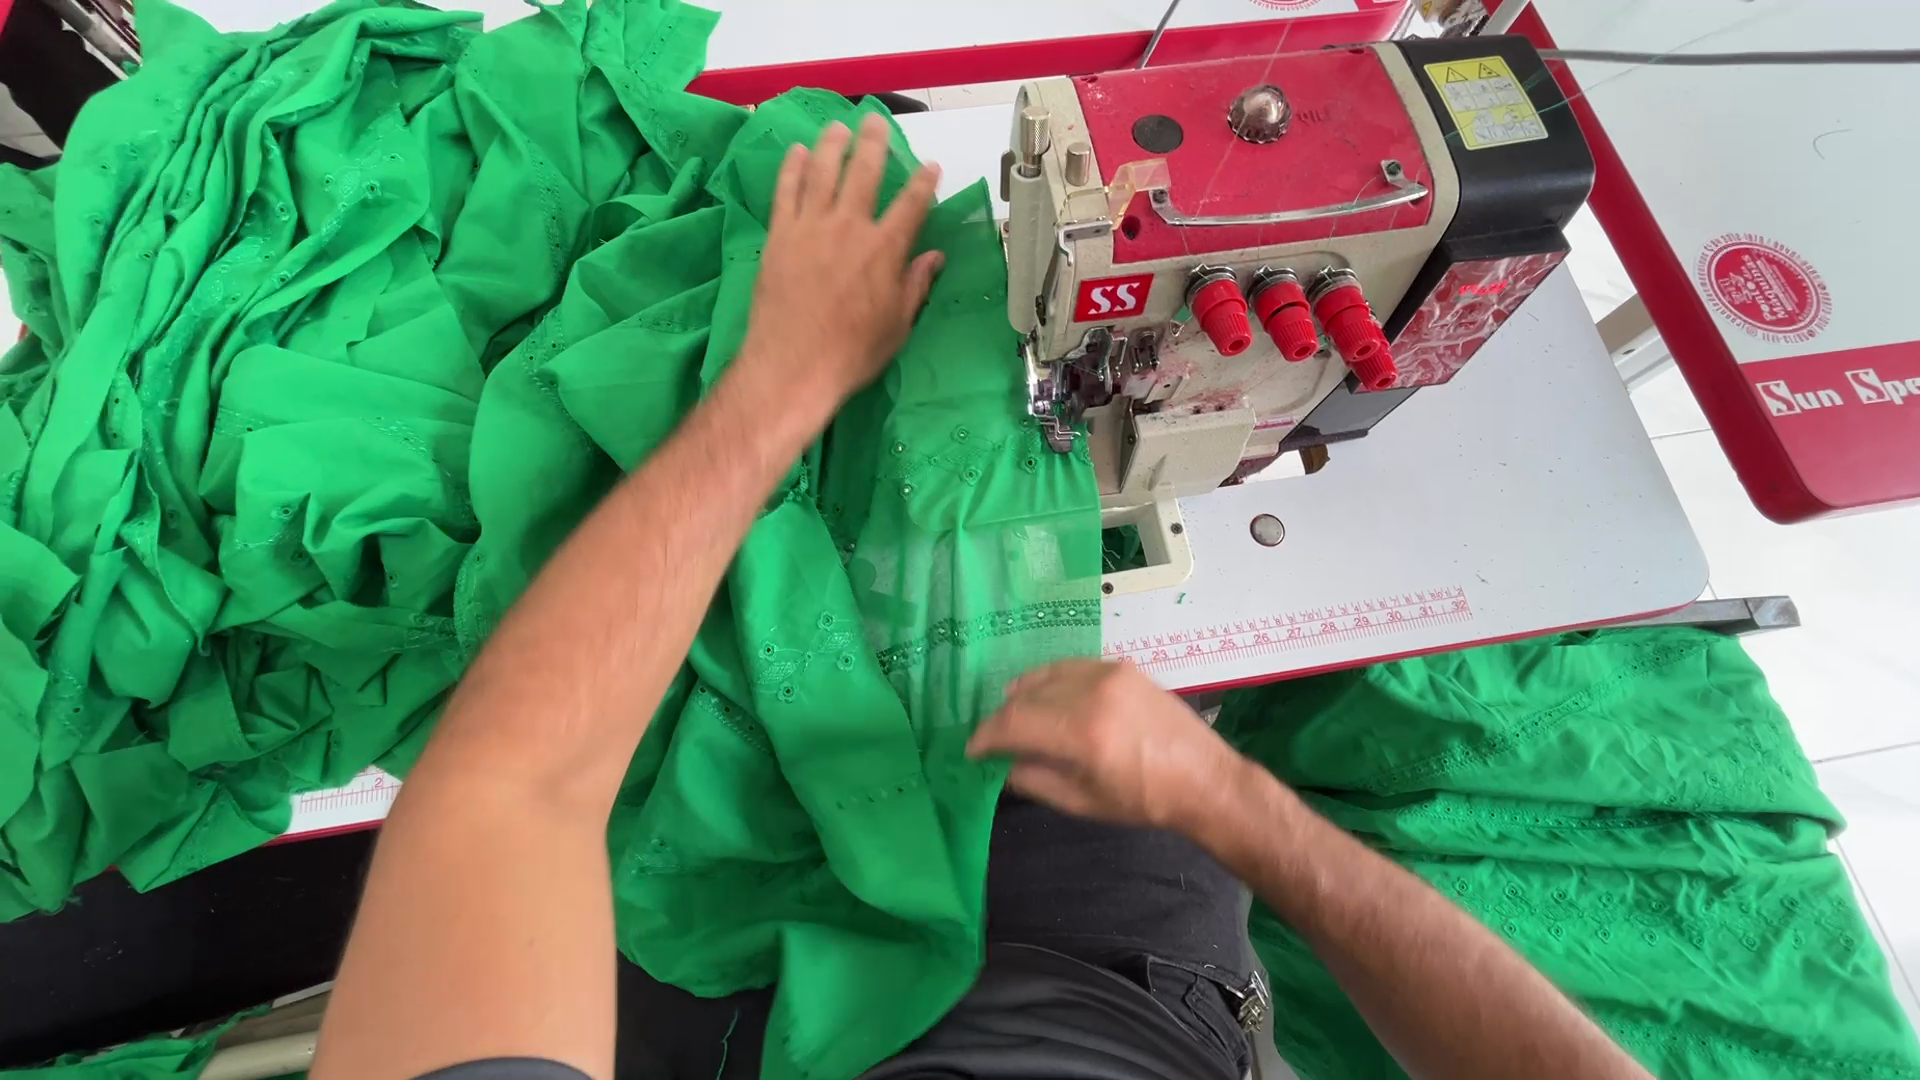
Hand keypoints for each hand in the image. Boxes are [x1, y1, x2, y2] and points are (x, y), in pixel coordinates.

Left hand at [736, 112, 944, 411]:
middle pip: (865, 173)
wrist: (795, 364)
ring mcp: (811, 227)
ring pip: (823, 172)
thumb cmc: (853, 352)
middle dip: (874, 143)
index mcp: (885, 250)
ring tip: (837, 128)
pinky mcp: (780, 236)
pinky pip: (786, 191)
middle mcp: (850, 227)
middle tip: (875, 122)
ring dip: (833, 145)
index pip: (912, 205)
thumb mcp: (898, 326)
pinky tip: (797, 153)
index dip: (924, 182)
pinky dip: (792, 168)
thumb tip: (934, 257)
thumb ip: (915, 286)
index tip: (930, 166)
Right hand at [967, 660, 1252, 831]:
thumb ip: (1033, 779)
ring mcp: (1108, 673)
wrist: (1203, 778)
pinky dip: (1049, 681)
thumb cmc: (1143, 800)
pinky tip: (1045, 697)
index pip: (1014, 722)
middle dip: (1002, 719)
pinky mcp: (1121, 666)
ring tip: (1015, 716)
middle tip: (994, 740)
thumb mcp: (1082, 802)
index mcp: (1083, 732)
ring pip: (1044, 675)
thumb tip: (1000, 764)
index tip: (973, 751)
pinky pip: (1070, 667)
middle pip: (1025, 696)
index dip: (986, 735)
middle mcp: (1092, 692)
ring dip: (1022, 695)